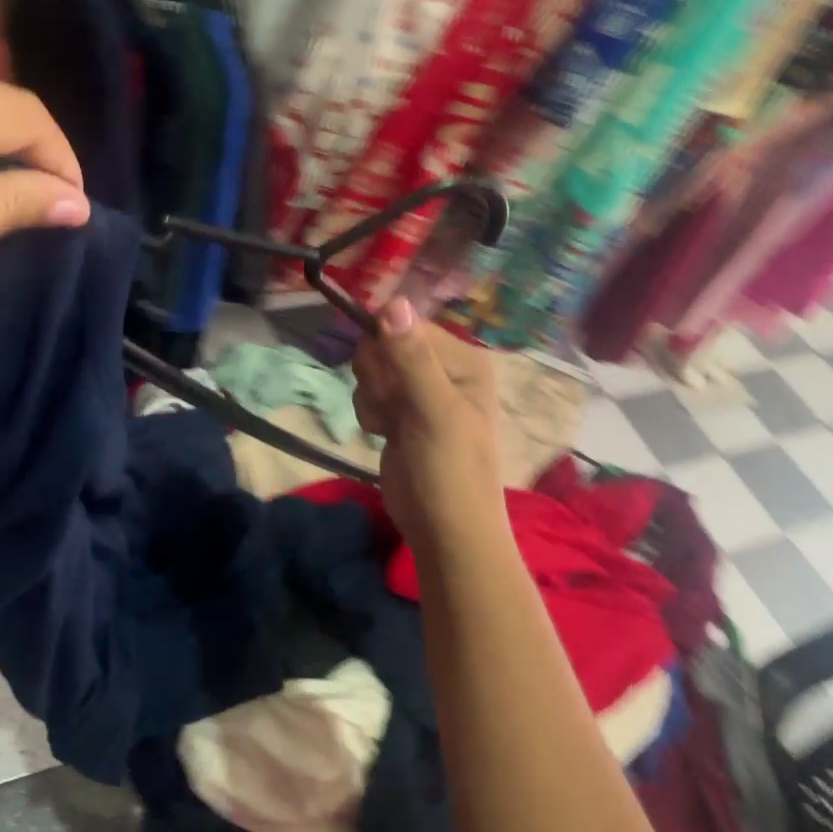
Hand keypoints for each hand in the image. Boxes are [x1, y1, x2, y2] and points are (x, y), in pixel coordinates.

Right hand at [352, 299, 505, 545]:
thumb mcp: (433, 412)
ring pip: (371, 370)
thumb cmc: (449, 472)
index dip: (386, 350)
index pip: (405, 325)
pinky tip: (385, 435)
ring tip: (393, 427)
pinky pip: (369, 393)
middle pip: (383, 344)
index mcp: (463, 360)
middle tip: (395, 409)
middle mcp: (443, 369)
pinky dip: (370, 414)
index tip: (390, 383)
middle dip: (378, 378)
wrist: (444, 531)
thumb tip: (393, 300)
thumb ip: (412, 357)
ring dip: (372, 399)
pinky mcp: (400, 413)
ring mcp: (420, 392)